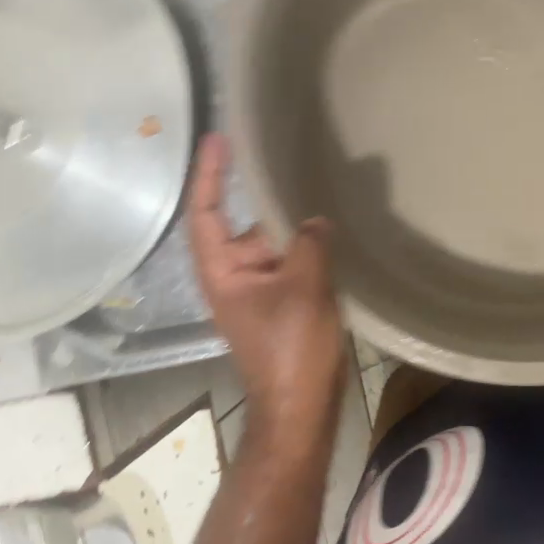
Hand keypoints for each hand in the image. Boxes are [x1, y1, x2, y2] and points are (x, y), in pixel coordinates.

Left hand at [188, 133, 344, 423]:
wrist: (301, 405)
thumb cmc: (291, 348)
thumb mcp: (303, 288)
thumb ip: (308, 243)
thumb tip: (315, 218)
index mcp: (222, 271)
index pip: (205, 213)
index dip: (209, 174)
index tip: (219, 139)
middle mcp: (235, 276)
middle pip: (250, 225)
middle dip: (274, 203)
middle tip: (301, 166)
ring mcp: (261, 291)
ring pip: (278, 244)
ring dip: (299, 227)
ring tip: (329, 196)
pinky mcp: (285, 303)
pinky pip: (294, 263)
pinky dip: (311, 247)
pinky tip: (337, 232)